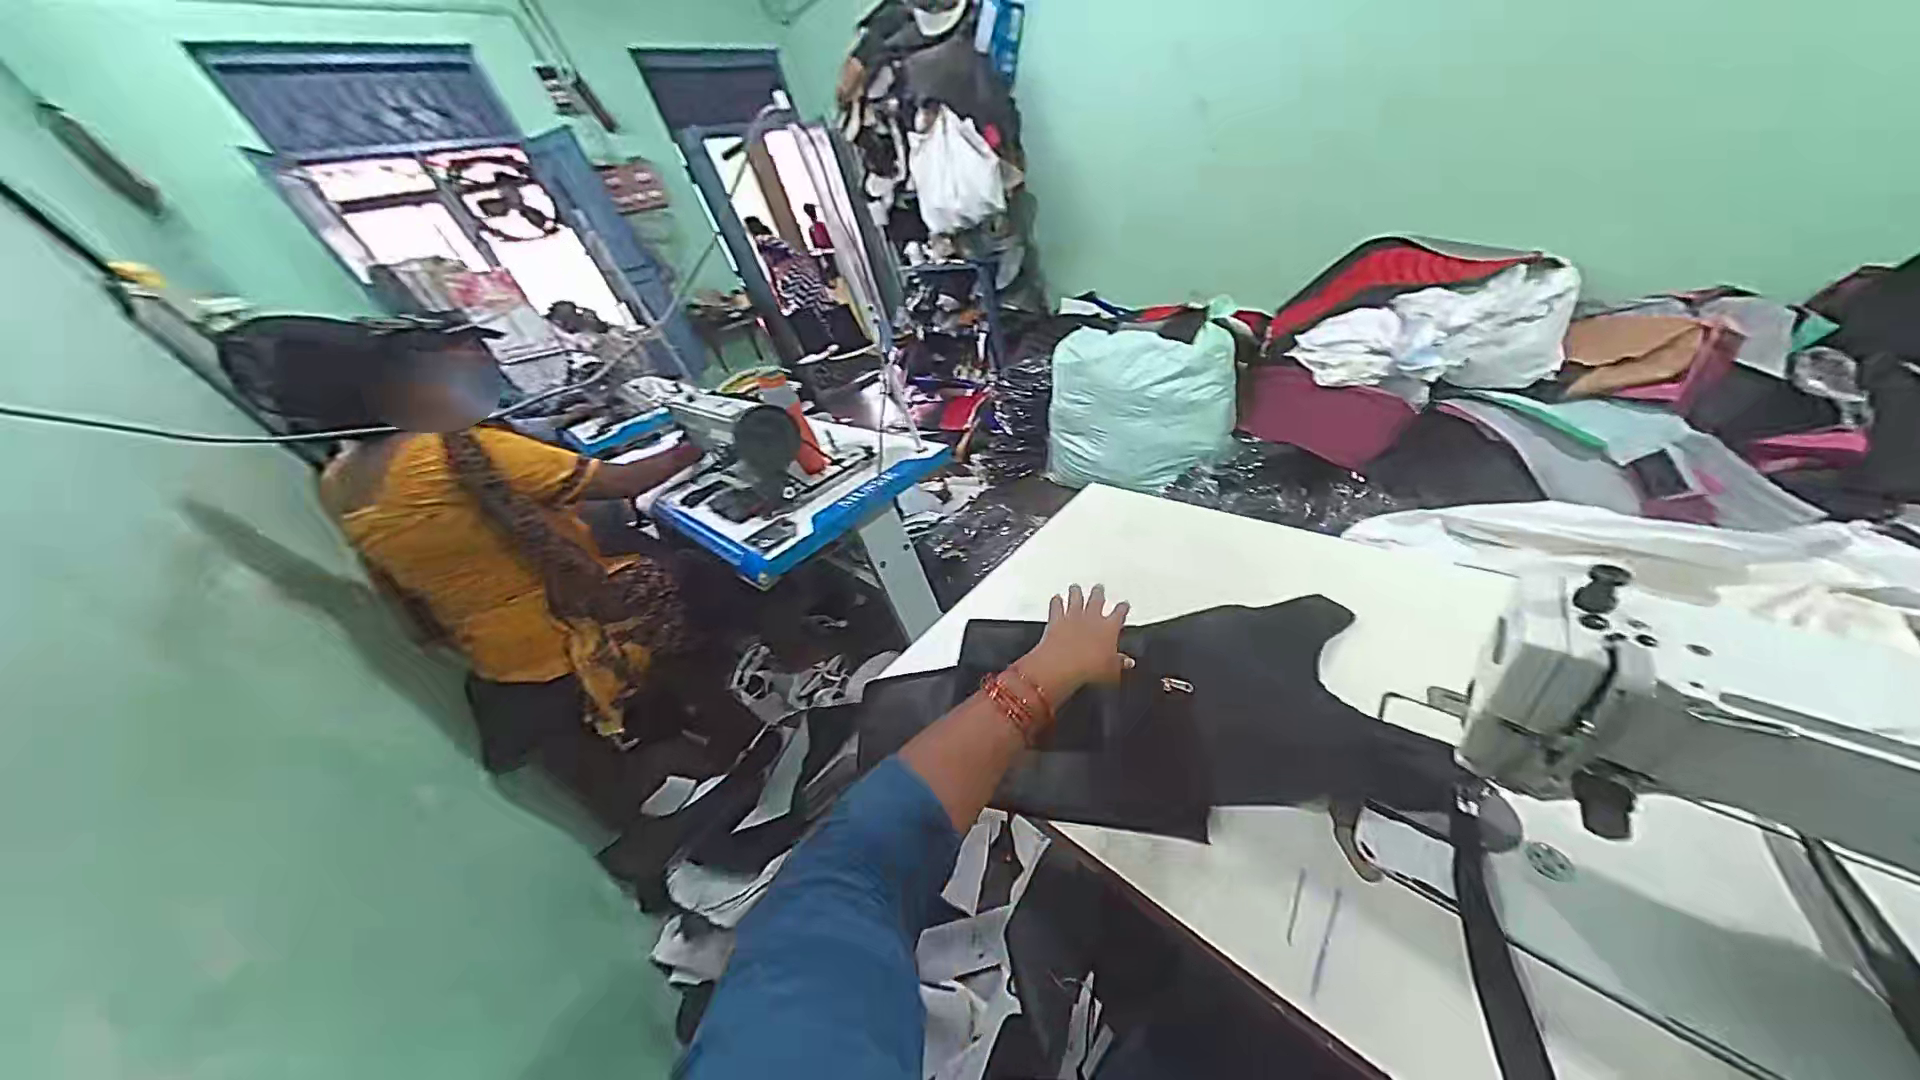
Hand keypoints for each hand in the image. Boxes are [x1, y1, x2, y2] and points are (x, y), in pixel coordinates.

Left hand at [1021, 585, 1133, 699]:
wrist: (1063, 664)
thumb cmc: (1089, 668)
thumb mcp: (1111, 670)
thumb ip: (1120, 663)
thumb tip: (1128, 662)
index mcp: (1109, 628)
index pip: (1119, 614)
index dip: (1122, 608)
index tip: (1123, 605)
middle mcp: (1092, 618)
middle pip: (1096, 600)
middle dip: (1098, 593)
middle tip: (1099, 588)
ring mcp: (1073, 616)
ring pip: (1076, 599)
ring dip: (1076, 592)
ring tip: (1076, 587)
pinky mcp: (1056, 620)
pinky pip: (1057, 607)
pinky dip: (1056, 601)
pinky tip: (1056, 598)